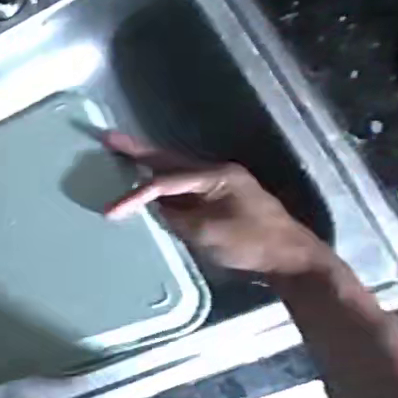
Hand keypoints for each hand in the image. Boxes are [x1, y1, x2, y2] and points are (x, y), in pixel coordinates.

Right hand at [103, 133, 334, 279]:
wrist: (290, 259)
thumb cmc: (250, 243)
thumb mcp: (206, 232)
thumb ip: (175, 217)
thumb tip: (154, 207)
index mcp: (215, 175)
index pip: (165, 182)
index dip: (135, 195)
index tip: (111, 211)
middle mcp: (216, 173)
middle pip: (168, 160)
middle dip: (136, 151)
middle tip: (107, 138)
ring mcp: (218, 186)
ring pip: (174, 171)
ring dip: (146, 164)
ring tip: (119, 153)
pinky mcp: (217, 201)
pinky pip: (181, 188)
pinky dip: (160, 184)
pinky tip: (145, 183)